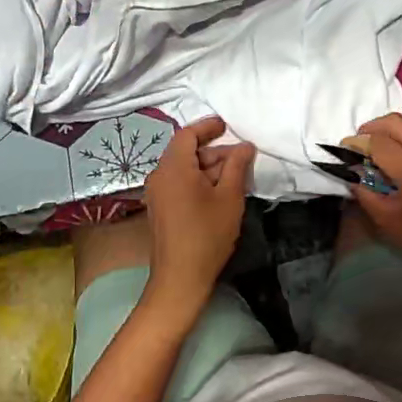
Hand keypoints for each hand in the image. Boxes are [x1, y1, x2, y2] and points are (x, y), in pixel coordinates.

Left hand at [142, 116, 254, 311]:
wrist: (180, 276)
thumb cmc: (207, 234)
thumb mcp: (229, 197)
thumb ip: (236, 166)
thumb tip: (244, 146)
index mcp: (173, 167)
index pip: (187, 134)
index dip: (208, 127)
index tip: (227, 125)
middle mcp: (159, 174)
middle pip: (185, 151)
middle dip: (213, 150)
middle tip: (242, 157)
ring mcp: (156, 192)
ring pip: (183, 168)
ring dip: (207, 167)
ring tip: (235, 176)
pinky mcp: (159, 207)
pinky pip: (178, 182)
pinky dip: (197, 180)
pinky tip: (218, 192)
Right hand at [349, 114, 401, 282]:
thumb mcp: (389, 222)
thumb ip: (365, 190)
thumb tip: (351, 167)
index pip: (380, 143)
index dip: (358, 141)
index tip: (347, 147)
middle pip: (399, 123)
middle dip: (374, 127)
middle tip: (363, 142)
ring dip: (400, 142)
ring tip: (394, 162)